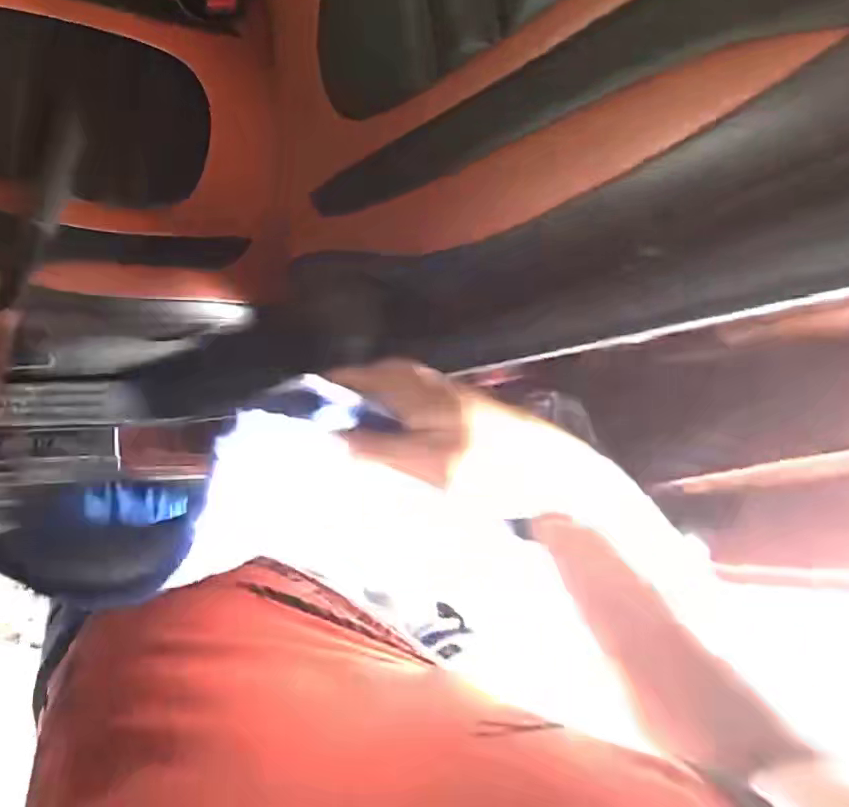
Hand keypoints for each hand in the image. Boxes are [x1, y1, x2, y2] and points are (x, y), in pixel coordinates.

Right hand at [328, 359, 574, 492]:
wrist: (555, 472)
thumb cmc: (490, 467)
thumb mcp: (427, 464)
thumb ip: (375, 448)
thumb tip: (327, 438)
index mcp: (403, 383)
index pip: (343, 378)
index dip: (315, 396)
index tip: (294, 418)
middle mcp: (413, 376)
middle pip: (359, 382)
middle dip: (334, 403)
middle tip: (313, 431)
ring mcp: (431, 387)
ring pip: (378, 392)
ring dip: (357, 411)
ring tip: (339, 439)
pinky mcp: (444, 404)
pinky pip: (396, 401)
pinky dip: (379, 416)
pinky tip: (379, 441)